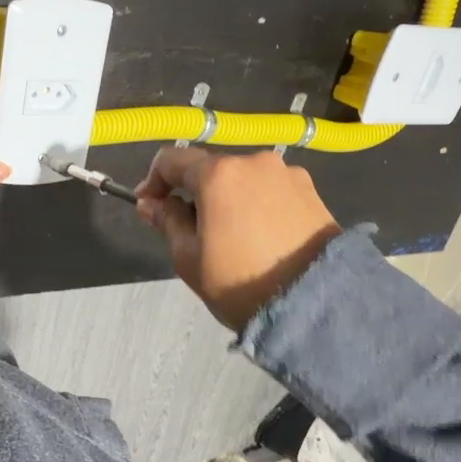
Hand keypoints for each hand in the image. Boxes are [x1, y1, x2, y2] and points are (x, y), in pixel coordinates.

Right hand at [135, 146, 342, 330]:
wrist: (312, 301)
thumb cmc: (238, 281)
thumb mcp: (188, 257)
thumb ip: (167, 222)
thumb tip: (151, 203)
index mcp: (218, 174)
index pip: (172, 160)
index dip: (153, 181)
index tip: (148, 206)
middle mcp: (254, 161)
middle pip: (211, 168)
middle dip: (194, 193)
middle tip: (189, 230)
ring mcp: (287, 173)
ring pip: (243, 179)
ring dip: (227, 199)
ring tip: (229, 237)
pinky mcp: (311, 191)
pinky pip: (270, 190)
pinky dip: (255, 205)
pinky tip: (258, 237)